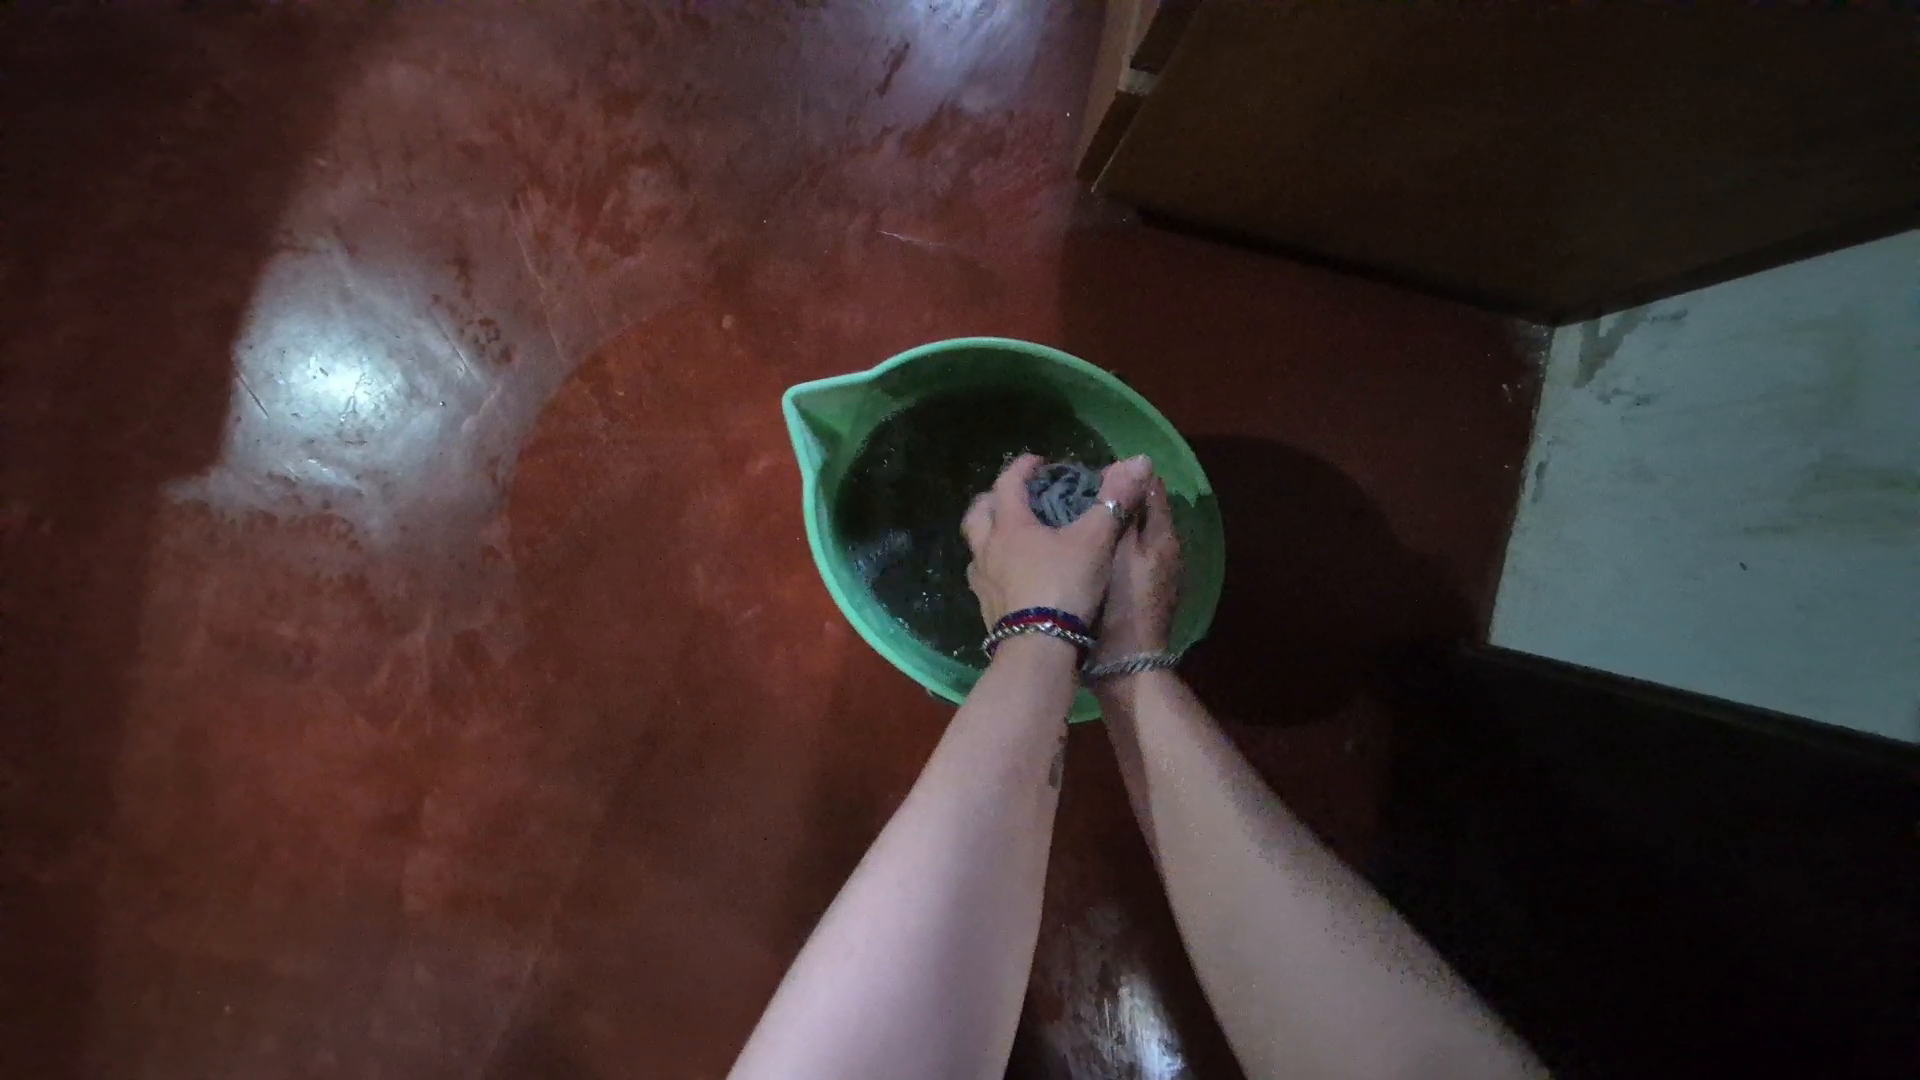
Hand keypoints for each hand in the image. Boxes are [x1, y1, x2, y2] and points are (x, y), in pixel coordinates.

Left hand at [961, 454, 1153, 628]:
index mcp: (1010, 525)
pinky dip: (994, 568)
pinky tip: (1010, 577)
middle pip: (977, 513)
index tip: (1038, 462)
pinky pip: (983, 578)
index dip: (1023, 467)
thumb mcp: (1096, 540)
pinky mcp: (985, 609)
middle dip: (993, 499)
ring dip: (989, 536)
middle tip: (1014, 497)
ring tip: (1011, 538)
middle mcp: (988, 548)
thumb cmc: (1064, 586)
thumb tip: (1140, 459)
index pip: (1008, 482)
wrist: (1038, 649)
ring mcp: (982, 580)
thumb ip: (1115, 500)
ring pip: (975, 547)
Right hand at [1090, 475, 1181, 662]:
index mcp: (1164, 536)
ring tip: (1075, 520)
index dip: (1123, 477)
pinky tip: (1083, 550)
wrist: (1124, 664)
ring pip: (1132, 534)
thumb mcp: (1120, 550)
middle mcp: (1167, 551)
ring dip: (1110, 525)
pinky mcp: (1141, 592)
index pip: (1151, 489)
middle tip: (1075, 497)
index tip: (1089, 476)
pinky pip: (1125, 556)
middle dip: (1115, 501)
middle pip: (1142, 512)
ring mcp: (1156, 574)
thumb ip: (1126, 508)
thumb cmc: (1121, 602)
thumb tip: (1135, 466)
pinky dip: (1108, 547)